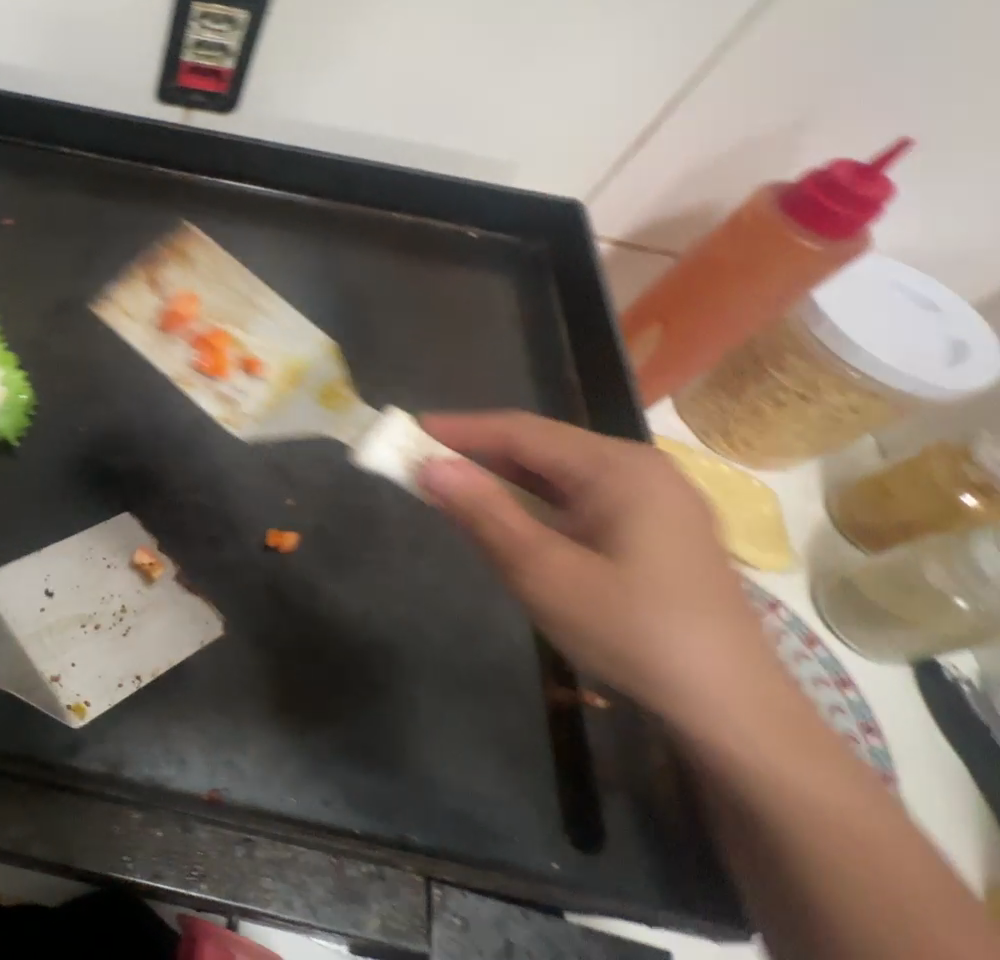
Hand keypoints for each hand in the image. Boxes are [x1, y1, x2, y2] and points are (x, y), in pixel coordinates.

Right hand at [417, 411, 780, 725]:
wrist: (729, 705)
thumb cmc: (631, 632)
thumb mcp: (543, 573)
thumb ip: (484, 514)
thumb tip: (429, 466)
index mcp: (620, 469)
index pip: (522, 431)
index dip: (460, 430)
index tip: (407, 432)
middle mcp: (642, 470)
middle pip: (544, 448)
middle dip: (480, 454)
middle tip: (422, 466)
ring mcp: (657, 501)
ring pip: (562, 475)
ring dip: (506, 481)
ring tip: (454, 492)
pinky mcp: (659, 532)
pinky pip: (582, 500)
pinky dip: (537, 504)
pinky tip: (512, 525)